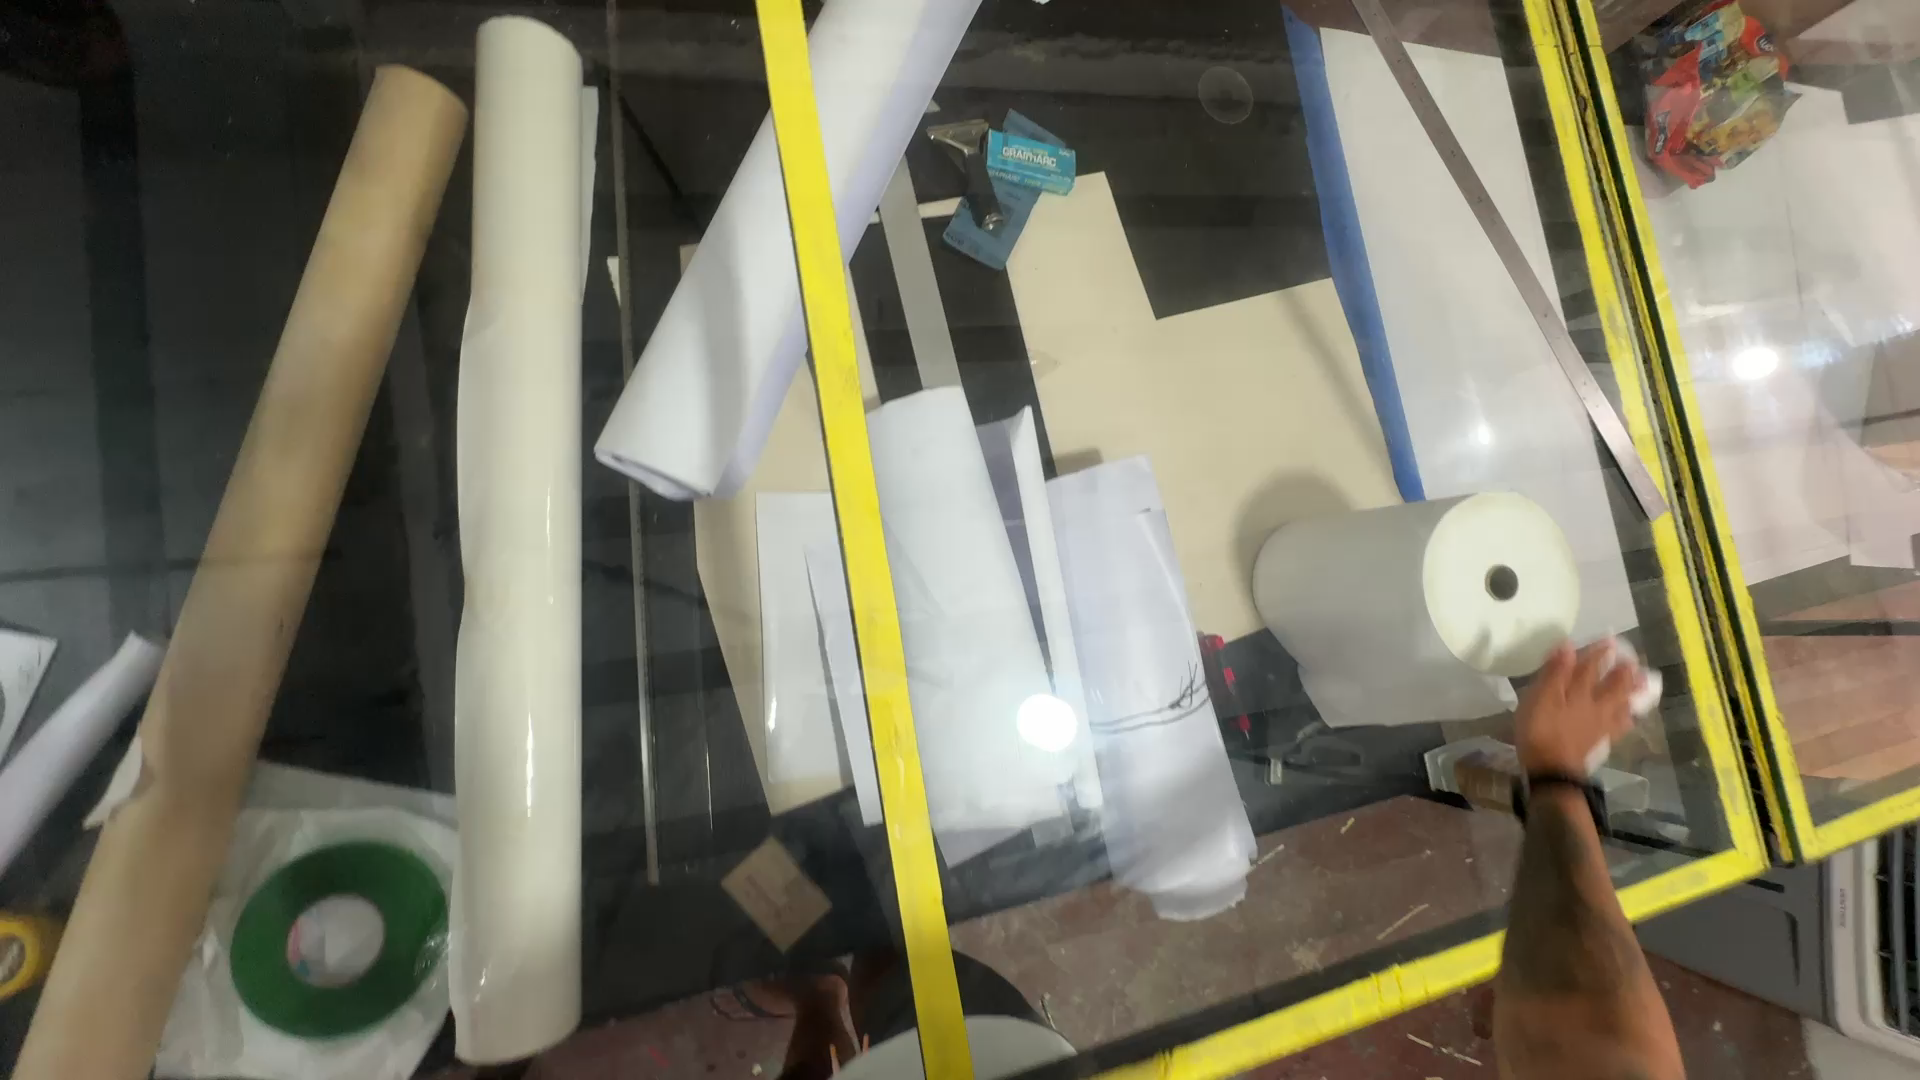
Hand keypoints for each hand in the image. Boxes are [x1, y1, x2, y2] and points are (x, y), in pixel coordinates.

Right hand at [1514, 641, 1640, 776]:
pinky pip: (1621, 724)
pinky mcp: (1602, 739)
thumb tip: (1568, 645)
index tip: (1609, 639)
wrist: (1553, 767)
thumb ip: (1554, 672)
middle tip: (1632, 659)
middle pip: (1613, 684)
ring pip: (1622, 702)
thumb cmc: (1538, 728)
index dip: (1598, 653)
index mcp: (1579, 692)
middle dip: (1622, 671)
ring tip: (1643, 681)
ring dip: (1632, 690)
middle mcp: (1596, 704)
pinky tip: (1630, 714)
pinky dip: (1628, 716)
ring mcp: (1602, 723)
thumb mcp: (1539, 697)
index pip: (1590, 667)